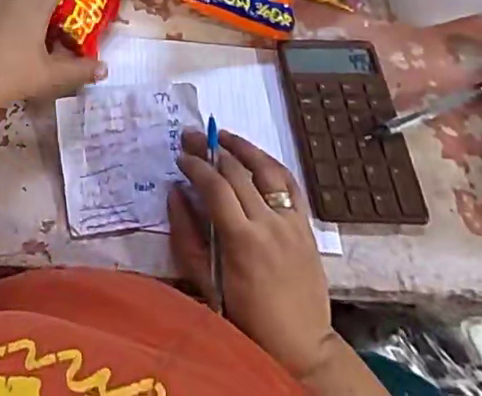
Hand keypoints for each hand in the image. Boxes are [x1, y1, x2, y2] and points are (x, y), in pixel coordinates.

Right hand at [170, 129, 341, 382]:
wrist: (301, 346)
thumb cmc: (246, 319)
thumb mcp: (206, 283)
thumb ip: (187, 235)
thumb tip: (175, 192)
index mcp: (241, 240)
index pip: (214, 186)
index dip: (195, 165)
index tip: (180, 156)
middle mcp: (269, 224)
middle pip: (237, 172)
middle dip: (211, 150)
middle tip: (191, 138)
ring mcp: (292, 222)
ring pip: (267, 170)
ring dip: (243, 148)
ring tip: (222, 135)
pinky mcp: (307, 226)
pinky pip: (291, 185)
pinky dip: (272, 165)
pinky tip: (257, 157)